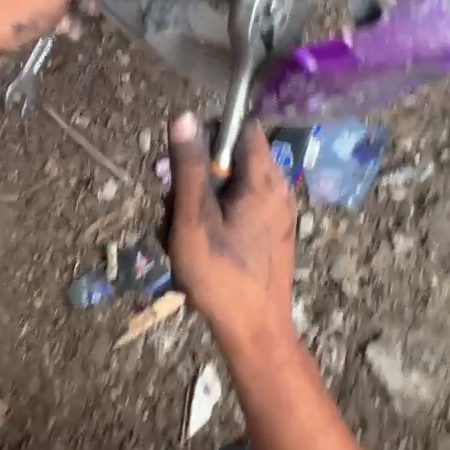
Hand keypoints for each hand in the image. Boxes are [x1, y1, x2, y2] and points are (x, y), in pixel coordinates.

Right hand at [164, 113, 297, 353]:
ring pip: (226, 190)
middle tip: (172, 211)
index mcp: (264, 180)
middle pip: (228, 161)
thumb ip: (189, 166)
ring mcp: (274, 215)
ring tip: (179, 239)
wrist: (254, 334)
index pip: (239, 129)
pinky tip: (195, 252)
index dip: (207, 136)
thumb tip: (183, 116)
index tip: (180, 163)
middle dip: (193, 181)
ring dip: (195, 207)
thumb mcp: (194, 218)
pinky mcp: (268, 236)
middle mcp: (277, 190)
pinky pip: (235, 213)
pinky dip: (211, 224)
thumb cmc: (221, 275)